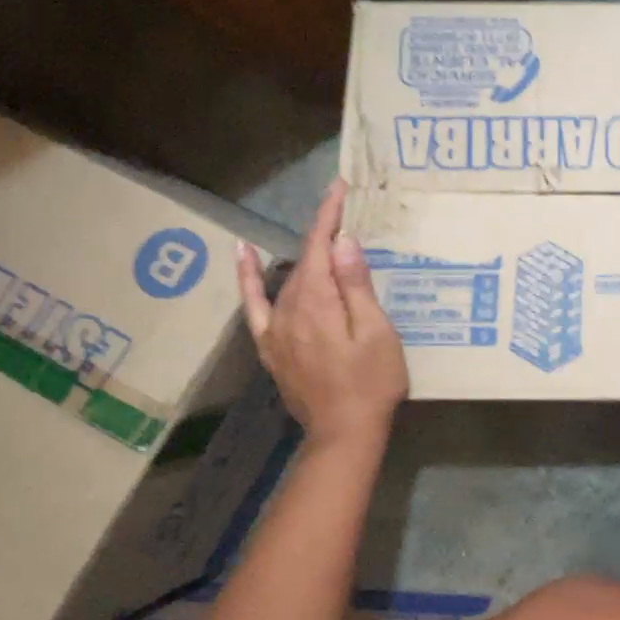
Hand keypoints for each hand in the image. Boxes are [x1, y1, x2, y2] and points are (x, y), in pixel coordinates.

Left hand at [237, 179, 407, 451]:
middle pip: (306, 259)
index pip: (320, 246)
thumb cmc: (372, 381)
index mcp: (317, 302)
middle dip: (324, 230)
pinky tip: (243, 256)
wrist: (345, 432)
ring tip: (325, 232)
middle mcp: (289, 309)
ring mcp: (275, 329)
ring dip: (306, 253)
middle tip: (348, 209)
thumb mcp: (376, 332)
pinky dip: (247, 278)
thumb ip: (356, 287)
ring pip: (289, 278)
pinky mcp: (271, 347)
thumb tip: (343, 242)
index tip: (340, 186)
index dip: (329, 214)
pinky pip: (254, 304)